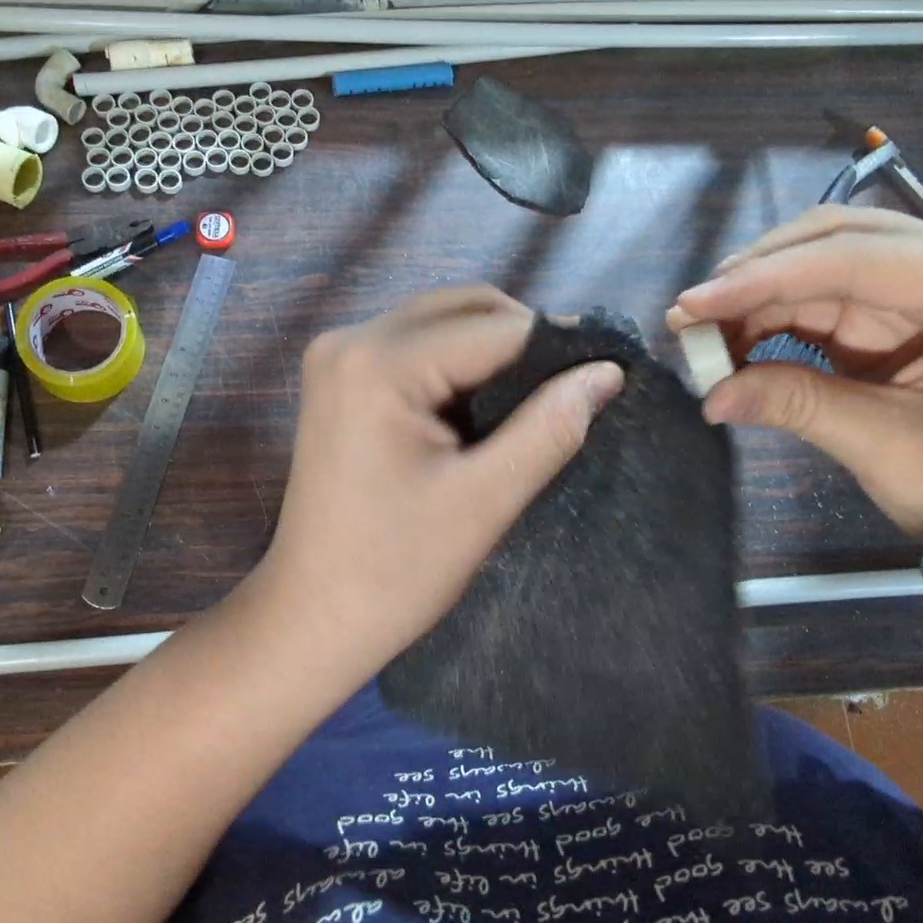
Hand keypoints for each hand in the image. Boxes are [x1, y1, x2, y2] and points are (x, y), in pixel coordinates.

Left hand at [253, 286, 623, 665]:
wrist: (313, 614)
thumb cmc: (396, 570)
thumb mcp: (485, 500)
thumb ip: (550, 427)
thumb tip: (608, 371)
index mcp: (379, 363)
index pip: (495, 327)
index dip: (559, 347)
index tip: (610, 375)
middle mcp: (351, 339)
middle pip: (465, 308)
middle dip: (524, 342)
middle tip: (569, 394)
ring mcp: (337, 355)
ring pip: (442, 322)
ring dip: (492, 353)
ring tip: (530, 406)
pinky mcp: (337, 377)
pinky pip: (416, 348)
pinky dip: (457, 367)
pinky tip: (482, 411)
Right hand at [668, 207, 922, 591]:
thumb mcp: (885, 445)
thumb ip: (796, 404)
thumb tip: (710, 394)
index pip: (853, 258)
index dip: (763, 279)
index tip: (690, 305)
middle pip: (835, 241)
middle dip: (755, 276)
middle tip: (688, 315)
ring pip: (823, 264)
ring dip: (758, 294)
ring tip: (701, 331)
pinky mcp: (901, 311)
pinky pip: (824, 297)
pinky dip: (775, 316)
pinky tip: (735, 341)